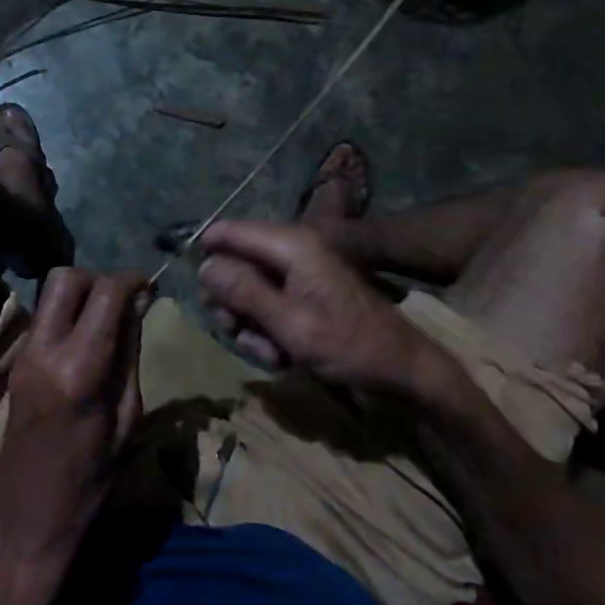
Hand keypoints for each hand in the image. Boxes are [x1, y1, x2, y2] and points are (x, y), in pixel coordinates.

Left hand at [0, 268, 149, 566]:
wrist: (29, 515)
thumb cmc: (92, 478)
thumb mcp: (127, 416)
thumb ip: (130, 353)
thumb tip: (138, 303)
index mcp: (80, 369)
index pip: (105, 293)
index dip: (132, 280)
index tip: (149, 288)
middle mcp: (45, 350)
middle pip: (67, 277)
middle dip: (99, 278)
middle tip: (123, 301)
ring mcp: (24, 354)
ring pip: (51, 292)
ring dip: (82, 294)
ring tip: (108, 320)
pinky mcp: (16, 361)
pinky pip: (45, 316)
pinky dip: (69, 313)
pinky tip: (88, 339)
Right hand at [197, 221, 427, 390]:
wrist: (403, 372)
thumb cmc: (348, 345)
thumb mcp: (289, 324)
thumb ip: (243, 291)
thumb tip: (205, 266)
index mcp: (291, 243)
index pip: (229, 231)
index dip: (207, 256)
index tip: (201, 293)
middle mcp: (292, 249)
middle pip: (235, 263)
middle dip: (231, 302)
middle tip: (236, 332)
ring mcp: (299, 272)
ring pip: (248, 289)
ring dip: (249, 323)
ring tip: (269, 353)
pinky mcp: (304, 293)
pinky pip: (268, 304)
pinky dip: (267, 330)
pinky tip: (282, 356)